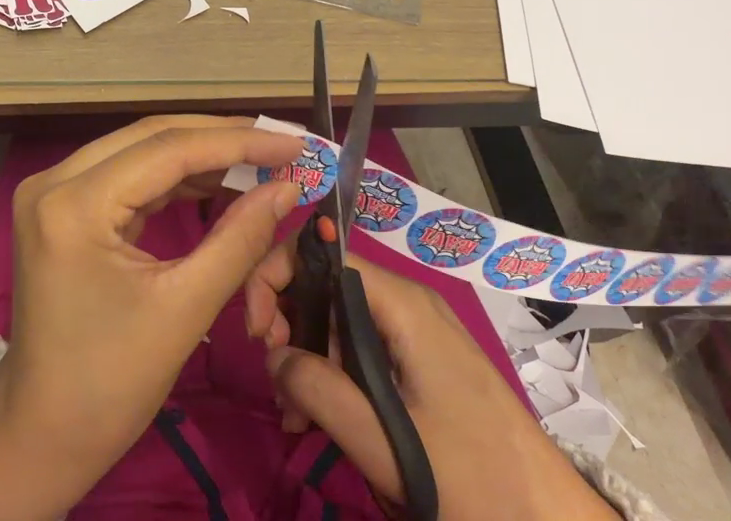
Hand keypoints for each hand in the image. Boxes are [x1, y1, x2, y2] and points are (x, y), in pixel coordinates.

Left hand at [0, 116, 303, 520]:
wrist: (47, 428)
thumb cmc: (112, 381)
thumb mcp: (185, 308)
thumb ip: (239, 238)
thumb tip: (287, 188)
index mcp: (73, 203)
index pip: (166, 149)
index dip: (238, 141)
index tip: (297, 145)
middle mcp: (52, 181)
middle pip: (149, 139)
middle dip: (221, 139)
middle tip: (285, 147)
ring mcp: (51, 192)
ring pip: (137, 152)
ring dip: (200, 156)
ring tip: (263, 163)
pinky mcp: (61, 209)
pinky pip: (124, 178)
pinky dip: (172, 179)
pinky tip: (218, 183)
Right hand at [245, 245, 620, 520]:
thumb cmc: (473, 476)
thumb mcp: (383, 438)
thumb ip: (316, 388)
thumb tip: (272, 355)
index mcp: (401, 304)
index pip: (320, 255)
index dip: (275, 280)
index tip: (257, 336)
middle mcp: (407, 305)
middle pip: (323, 289)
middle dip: (286, 329)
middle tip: (277, 388)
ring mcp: (416, 335)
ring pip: (337, 324)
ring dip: (306, 362)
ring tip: (296, 418)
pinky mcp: (421, 365)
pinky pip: (360, 352)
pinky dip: (331, 378)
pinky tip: (318, 420)